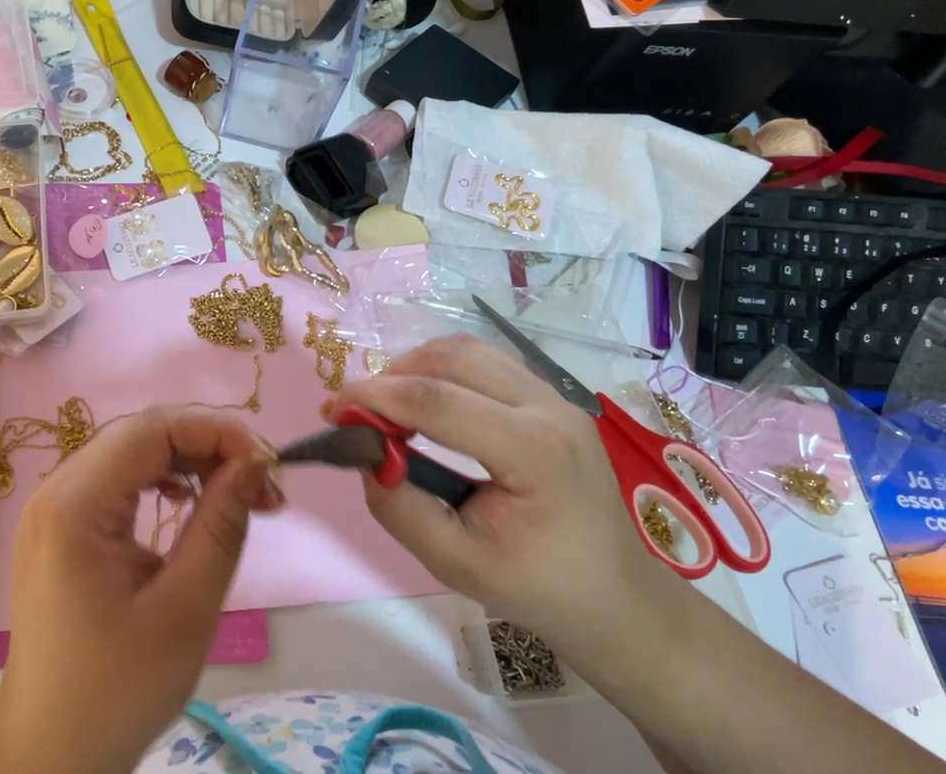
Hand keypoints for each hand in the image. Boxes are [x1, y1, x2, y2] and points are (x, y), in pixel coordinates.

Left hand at [0, 406, 284, 773]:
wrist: (53, 750)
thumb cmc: (118, 688)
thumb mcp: (185, 609)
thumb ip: (221, 525)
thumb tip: (253, 462)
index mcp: (74, 504)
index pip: (150, 429)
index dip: (215, 430)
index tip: (269, 464)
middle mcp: (55, 492)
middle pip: (138, 436)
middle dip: (206, 446)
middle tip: (264, 487)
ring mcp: (53, 510)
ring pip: (128, 455)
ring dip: (187, 463)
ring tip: (240, 496)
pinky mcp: (60, 530)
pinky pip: (115, 484)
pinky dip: (159, 483)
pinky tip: (189, 502)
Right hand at [325, 335, 686, 654]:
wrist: (614, 594)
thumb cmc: (537, 586)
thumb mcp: (456, 563)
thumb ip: (400, 508)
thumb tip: (364, 454)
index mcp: (534, 452)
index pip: (438, 401)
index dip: (375, 398)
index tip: (332, 412)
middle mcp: (548, 408)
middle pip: (451, 358)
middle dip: (391, 376)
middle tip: (354, 411)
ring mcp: (554, 396)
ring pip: (466, 350)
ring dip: (415, 367)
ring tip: (385, 406)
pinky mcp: (549, 397)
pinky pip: (483, 361)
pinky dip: (440, 370)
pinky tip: (423, 404)